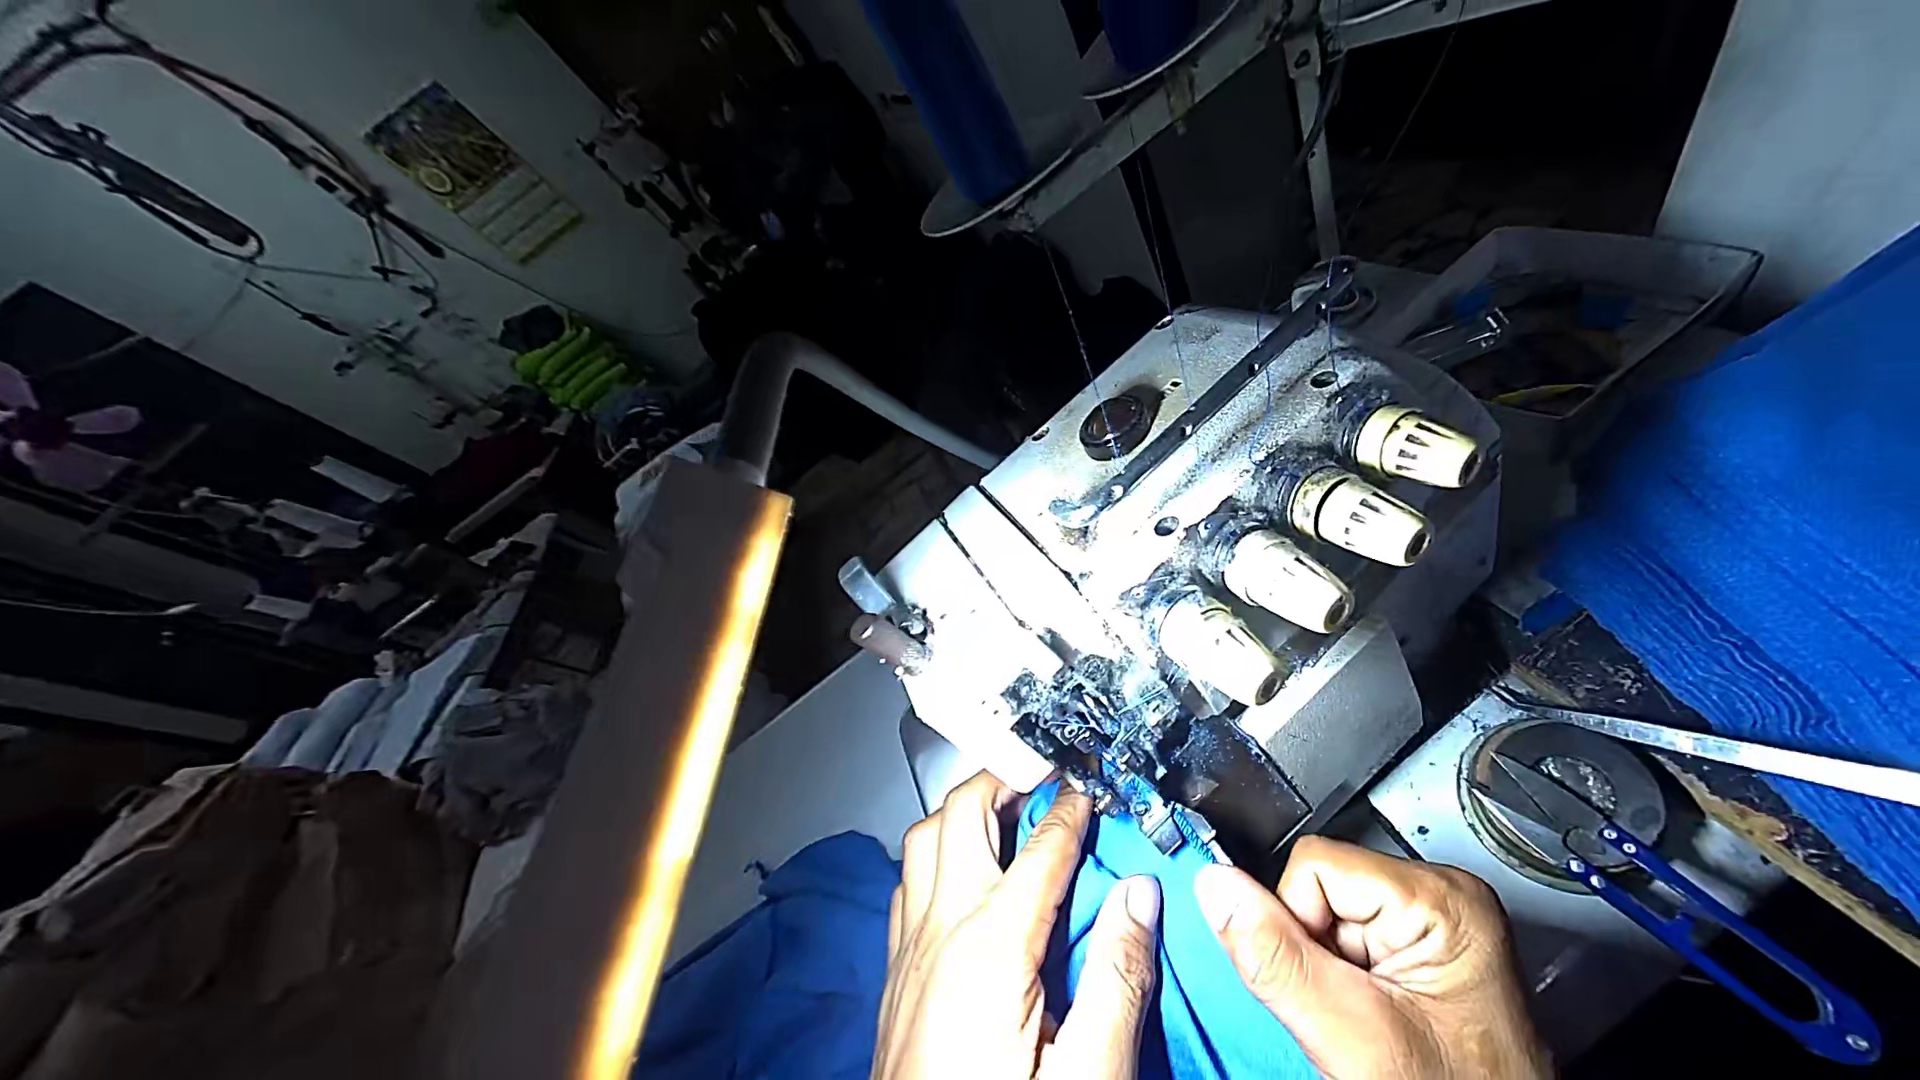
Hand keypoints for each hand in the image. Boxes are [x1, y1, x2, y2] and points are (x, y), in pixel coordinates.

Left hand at [872, 772, 1161, 1079]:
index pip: (1040, 849)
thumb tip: (1141, 895)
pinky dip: (936, 853)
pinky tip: (960, 874)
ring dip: (962, 811)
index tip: (1089, 786)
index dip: (1070, 808)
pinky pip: (908, 880)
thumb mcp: (1088, 1079)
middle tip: (1038, 776)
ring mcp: (911, 946)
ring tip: (1003, 811)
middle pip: (961, 815)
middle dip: (1001, 780)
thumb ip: (1117, 978)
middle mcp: (942, 928)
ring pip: (924, 839)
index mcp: (993, 945)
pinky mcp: (897, 970)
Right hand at [1194, 836, 1548, 1078]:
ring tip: (1365, 1016)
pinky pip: (1339, 931)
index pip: (1312, 865)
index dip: (1297, 923)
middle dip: (1311, 948)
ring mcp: (1430, 918)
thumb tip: (1214, 884)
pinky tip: (1369, 1010)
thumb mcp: (1355, 1038)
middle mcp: (1438, 894)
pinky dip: (1336, 973)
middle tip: (1353, 1010)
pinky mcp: (1418, 941)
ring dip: (1322, 965)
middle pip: (1313, 884)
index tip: (1333, 987)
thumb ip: (1277, 957)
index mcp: (1441, 899)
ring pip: (1319, 909)